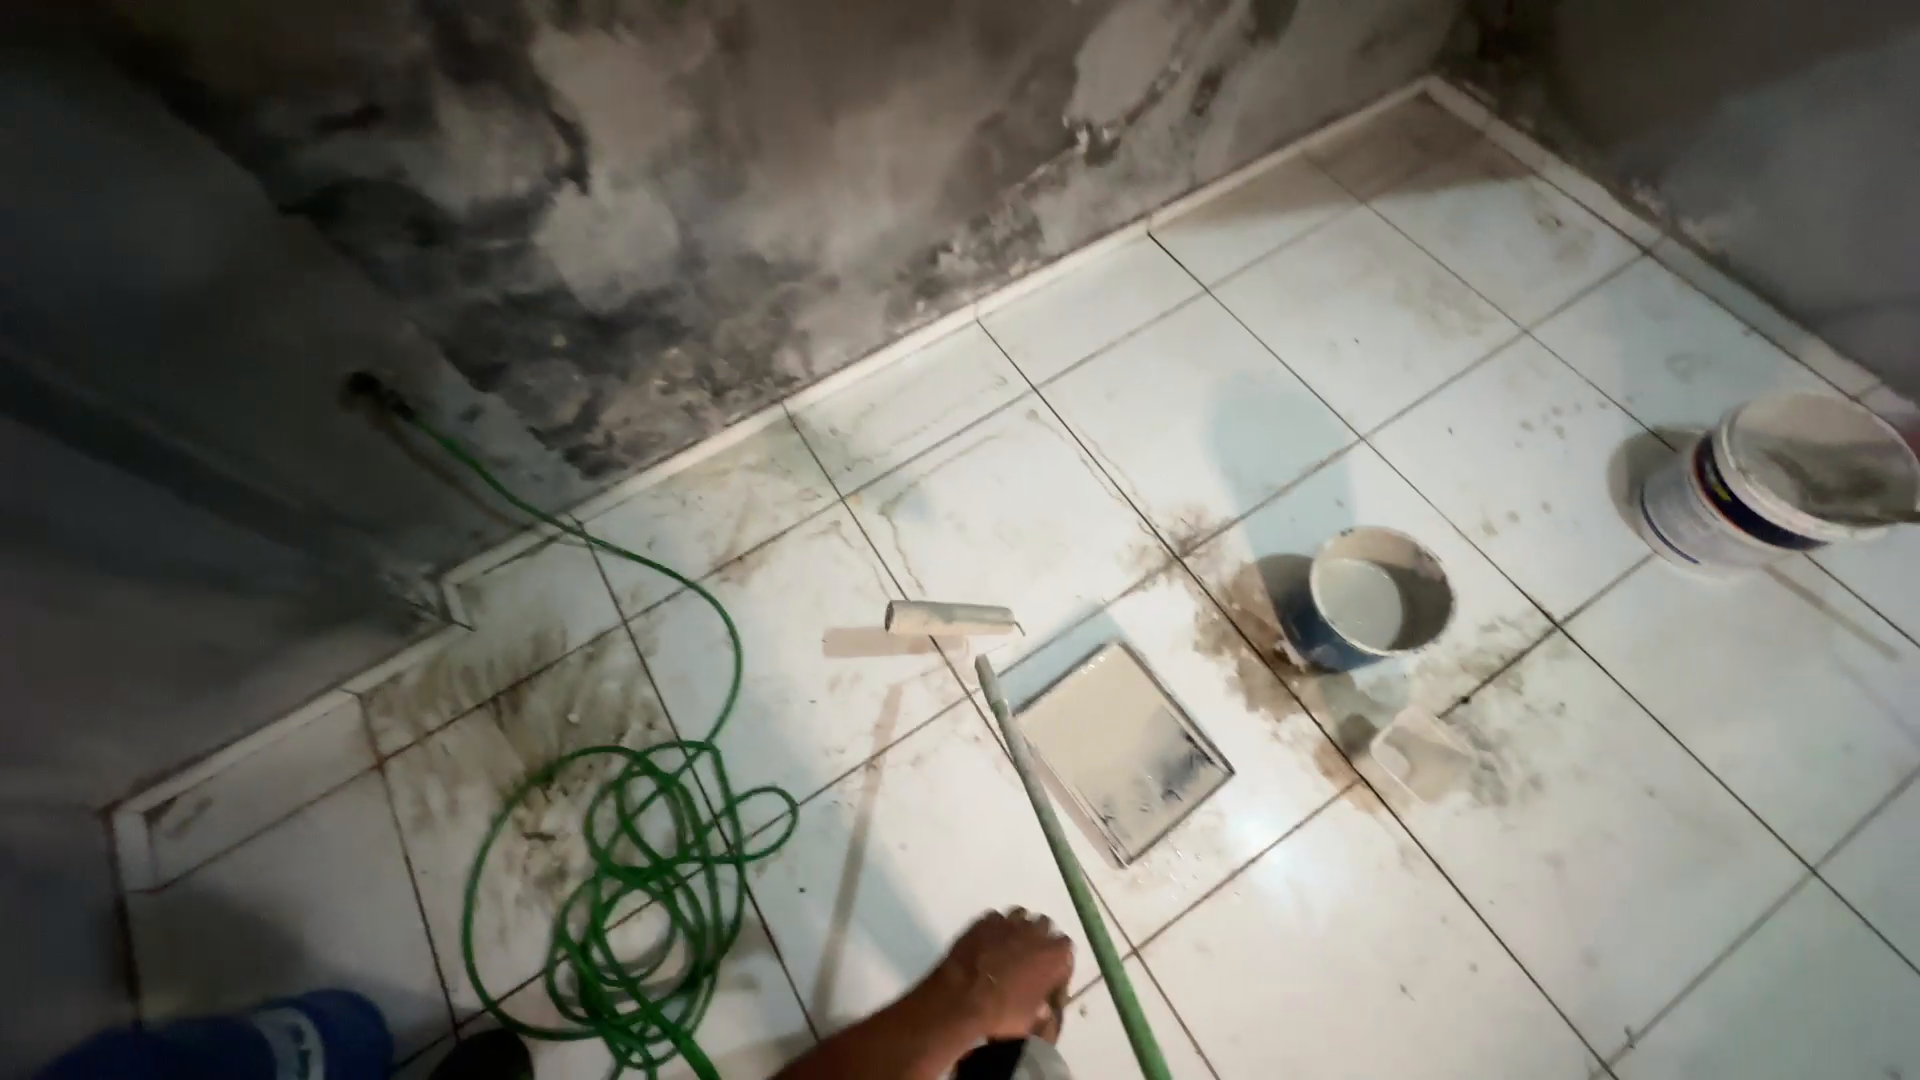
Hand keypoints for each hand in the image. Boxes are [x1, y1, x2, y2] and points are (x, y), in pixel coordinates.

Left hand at [921, 908, 1073, 1041]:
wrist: (963, 996)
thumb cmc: (1003, 1011)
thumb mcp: (1031, 1019)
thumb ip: (1042, 1007)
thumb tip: (1043, 1006)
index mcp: (1054, 955)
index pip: (1067, 950)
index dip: (1059, 962)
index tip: (1052, 974)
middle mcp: (1036, 931)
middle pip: (1045, 926)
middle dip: (1040, 938)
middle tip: (1030, 958)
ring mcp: (1010, 921)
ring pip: (1021, 915)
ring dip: (1019, 928)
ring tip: (1010, 946)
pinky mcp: (985, 919)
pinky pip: (996, 918)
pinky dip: (996, 928)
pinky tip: (989, 942)